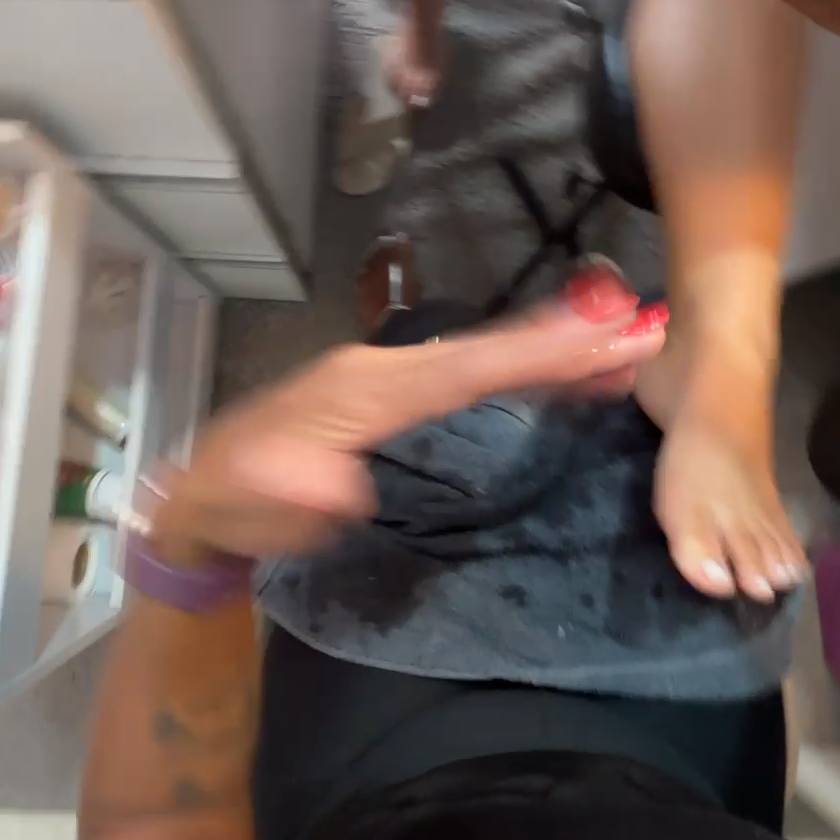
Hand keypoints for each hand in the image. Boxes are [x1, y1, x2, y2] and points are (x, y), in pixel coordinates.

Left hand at [155, 299, 667, 559]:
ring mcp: (380, 376)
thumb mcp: (244, 509)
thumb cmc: (231, 507)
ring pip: (474, 356)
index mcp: (355, 391)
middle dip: (558, 343)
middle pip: (478, 351)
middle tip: (638, 330)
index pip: (456, 371)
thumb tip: (341, 487)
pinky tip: (548, 373)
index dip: (528, 358)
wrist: (201, 495)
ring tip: (617, 346)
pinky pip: (460, 374)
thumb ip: (287, 496)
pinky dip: (511, 368)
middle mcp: (374, 369)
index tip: (598, 343)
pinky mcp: (383, 391)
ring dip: (545, 351)